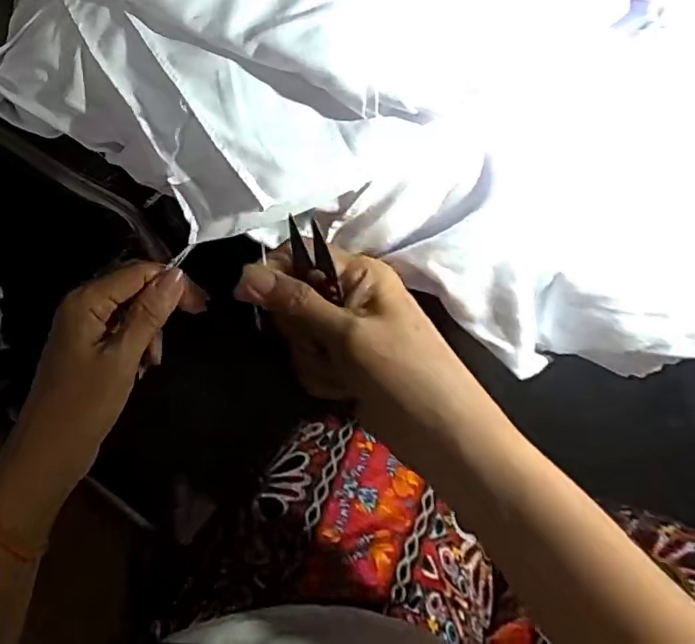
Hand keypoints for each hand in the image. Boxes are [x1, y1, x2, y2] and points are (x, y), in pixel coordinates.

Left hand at [12, 263, 205, 480]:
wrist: (46, 457)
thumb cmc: (84, 406)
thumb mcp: (124, 358)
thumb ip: (150, 313)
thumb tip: (176, 274)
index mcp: (86, 301)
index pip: (138, 271)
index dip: (172, 282)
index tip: (201, 304)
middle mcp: (81, 304)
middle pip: (133, 284)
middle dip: (162, 302)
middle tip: (194, 318)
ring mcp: (82, 325)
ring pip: (130, 307)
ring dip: (150, 327)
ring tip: (153, 360)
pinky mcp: (85, 345)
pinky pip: (120, 327)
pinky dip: (137, 341)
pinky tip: (142, 365)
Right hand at [235, 246, 494, 458]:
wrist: (448, 440)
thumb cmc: (405, 373)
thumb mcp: (348, 334)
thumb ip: (296, 303)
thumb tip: (245, 272)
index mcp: (360, 273)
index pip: (303, 255)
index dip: (275, 273)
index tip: (250, 298)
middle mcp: (351, 296)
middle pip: (293, 298)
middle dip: (298, 329)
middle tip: (322, 348)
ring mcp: (348, 334)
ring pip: (298, 336)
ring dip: (312, 360)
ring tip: (344, 376)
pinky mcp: (346, 366)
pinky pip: (311, 363)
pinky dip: (322, 379)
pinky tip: (346, 392)